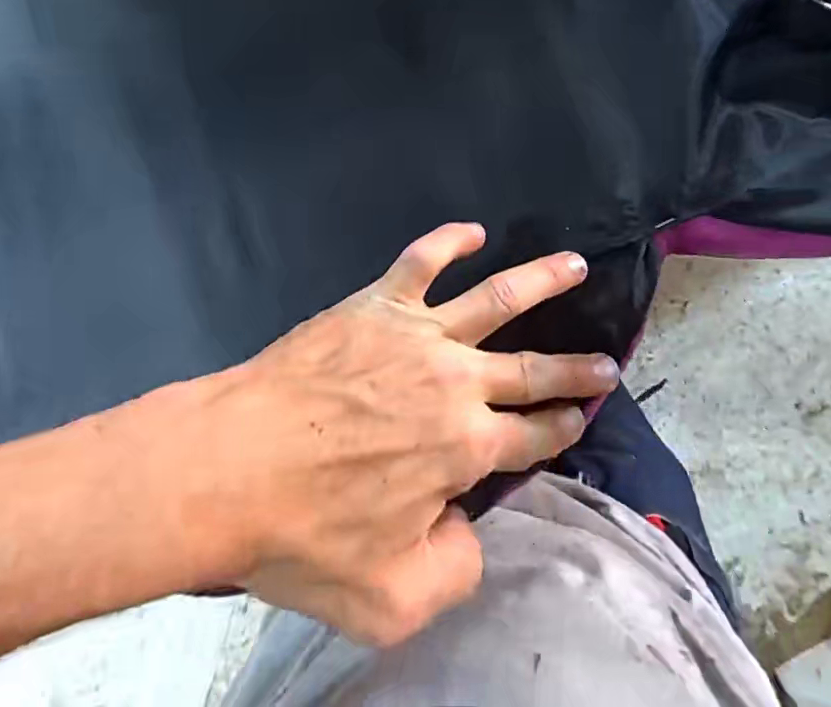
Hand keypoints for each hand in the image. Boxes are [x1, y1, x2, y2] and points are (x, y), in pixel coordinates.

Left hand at [107, 222, 617, 644]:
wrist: (223, 470)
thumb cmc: (301, 534)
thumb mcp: (388, 600)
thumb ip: (453, 574)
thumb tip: (470, 531)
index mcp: (466, 449)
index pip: (533, 436)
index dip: (562, 428)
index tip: (580, 417)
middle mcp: (459, 383)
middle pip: (534, 369)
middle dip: (577, 368)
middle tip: (607, 361)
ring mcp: (420, 335)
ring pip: (498, 299)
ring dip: (542, 281)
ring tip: (574, 264)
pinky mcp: (379, 304)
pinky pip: (422, 261)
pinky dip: (448, 242)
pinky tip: (472, 231)